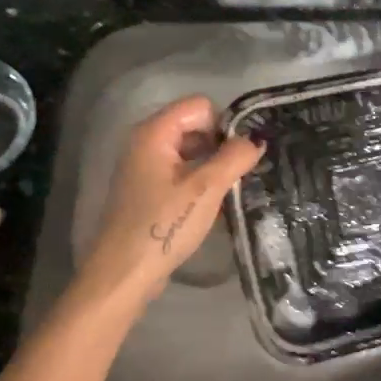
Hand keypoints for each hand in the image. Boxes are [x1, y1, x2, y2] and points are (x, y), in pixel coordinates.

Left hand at [73, 96, 263, 306]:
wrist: (123, 274)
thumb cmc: (164, 225)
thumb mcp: (207, 189)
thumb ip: (235, 157)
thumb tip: (257, 139)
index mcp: (154, 132)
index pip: (200, 106)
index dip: (223, 125)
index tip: (236, 156)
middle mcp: (144, 142)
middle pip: (194, 125)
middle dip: (219, 145)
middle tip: (235, 175)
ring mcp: (143, 167)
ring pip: (188, 150)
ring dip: (210, 165)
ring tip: (226, 191)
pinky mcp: (146, 190)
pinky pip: (179, 170)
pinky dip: (197, 180)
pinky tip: (208, 204)